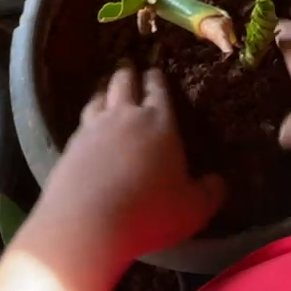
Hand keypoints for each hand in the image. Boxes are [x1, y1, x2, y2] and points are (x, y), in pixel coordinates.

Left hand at [43, 66, 224, 262]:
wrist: (87, 224)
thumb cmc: (148, 212)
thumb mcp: (192, 209)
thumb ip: (209, 193)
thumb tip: (219, 182)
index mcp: (160, 122)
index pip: (159, 90)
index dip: (157, 79)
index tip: (155, 70)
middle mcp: (126, 116)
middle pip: (125, 83)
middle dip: (129, 73)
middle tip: (129, 66)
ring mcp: (94, 128)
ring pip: (99, 97)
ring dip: (104, 88)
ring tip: (105, 85)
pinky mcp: (71, 145)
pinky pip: (82, 120)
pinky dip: (88, 113)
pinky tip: (87, 121)